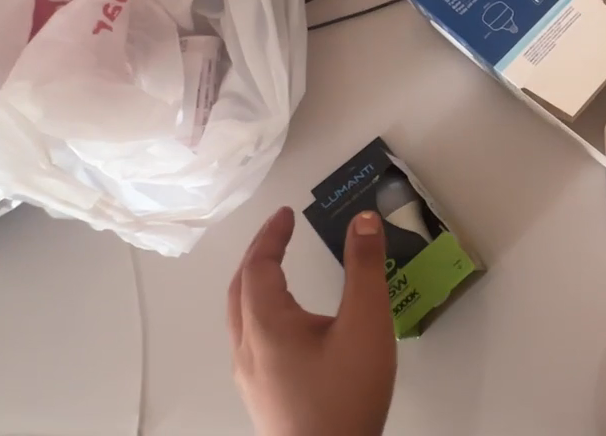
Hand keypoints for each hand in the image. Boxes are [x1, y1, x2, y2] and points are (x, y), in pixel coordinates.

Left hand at [228, 207, 396, 435]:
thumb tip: (362, 219)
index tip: (287, 212)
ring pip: (242, 317)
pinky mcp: (264, 393)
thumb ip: (364, 267)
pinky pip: (251, 336)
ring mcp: (251, 376)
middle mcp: (249, 349)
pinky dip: (263, 306)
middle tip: (281, 231)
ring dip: (256, 282)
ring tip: (282, 265)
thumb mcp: (366, 323)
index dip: (271, 236)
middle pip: (239, 292)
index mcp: (268, 326)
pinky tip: (290, 317)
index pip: (258, 269)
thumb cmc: (346, 391)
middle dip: (257, 255)